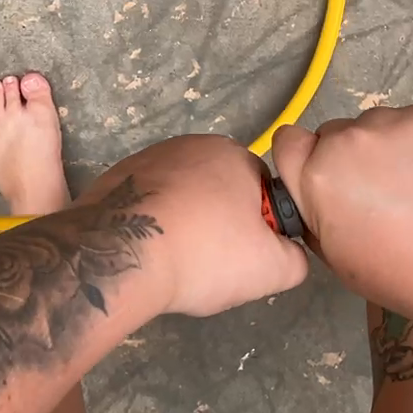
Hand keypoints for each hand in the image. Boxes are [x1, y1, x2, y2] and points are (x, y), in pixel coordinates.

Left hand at [81, 134, 308, 316]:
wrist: (122, 254)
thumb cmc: (204, 253)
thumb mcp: (271, 269)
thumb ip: (295, 257)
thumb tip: (290, 252)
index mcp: (233, 154)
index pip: (261, 187)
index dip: (259, 224)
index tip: (245, 253)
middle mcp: (191, 144)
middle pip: (219, 187)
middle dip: (219, 219)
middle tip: (212, 260)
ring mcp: (149, 156)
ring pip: (182, 193)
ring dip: (185, 219)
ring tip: (177, 258)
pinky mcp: (117, 175)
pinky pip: (149, 200)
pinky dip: (153, 221)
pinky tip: (149, 250)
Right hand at [271, 104, 412, 343]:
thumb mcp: (342, 260)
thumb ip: (318, 212)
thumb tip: (320, 190)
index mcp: (319, 174)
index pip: (288, 141)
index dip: (306, 159)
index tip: (332, 181)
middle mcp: (353, 137)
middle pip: (338, 133)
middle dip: (355, 156)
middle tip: (389, 194)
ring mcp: (403, 120)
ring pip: (384, 124)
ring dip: (397, 146)